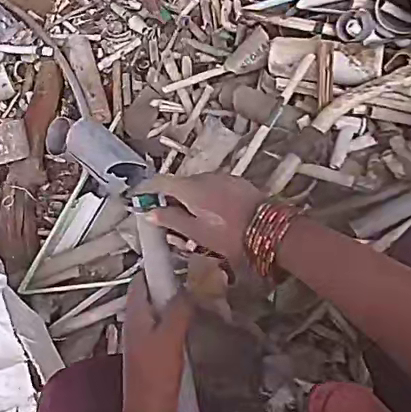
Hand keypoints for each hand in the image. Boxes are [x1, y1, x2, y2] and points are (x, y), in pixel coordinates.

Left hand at [113, 274, 194, 411]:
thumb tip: (188, 289)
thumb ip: (179, 310)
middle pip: (151, 294)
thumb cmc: (156, 376)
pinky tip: (193, 326)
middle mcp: (135, 323)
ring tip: (198, 299)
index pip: (141, 280)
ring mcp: (142, 339)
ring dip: (175, 303)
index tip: (177, 259)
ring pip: (159, 311)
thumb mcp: (171, 338)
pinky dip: (177, 321)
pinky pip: (164, 327)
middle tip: (195, 279)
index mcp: (135, 314)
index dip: (156, 266)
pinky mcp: (151, 353)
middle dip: (170, 284)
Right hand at [139, 173, 263, 262]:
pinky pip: (214, 189)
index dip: (147, 191)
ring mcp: (223, 177)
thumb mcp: (195, 233)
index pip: (160, 182)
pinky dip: (208, 201)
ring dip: (192, 203)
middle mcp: (205, 176)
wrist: (270, 229)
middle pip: (180, 186)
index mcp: (190, 188)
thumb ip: (171, 220)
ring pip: (198, 188)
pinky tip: (215, 219)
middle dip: (172, 203)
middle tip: (171, 226)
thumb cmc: (229, 235)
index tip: (140, 201)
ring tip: (196, 228)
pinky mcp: (237, 183)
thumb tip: (150, 212)